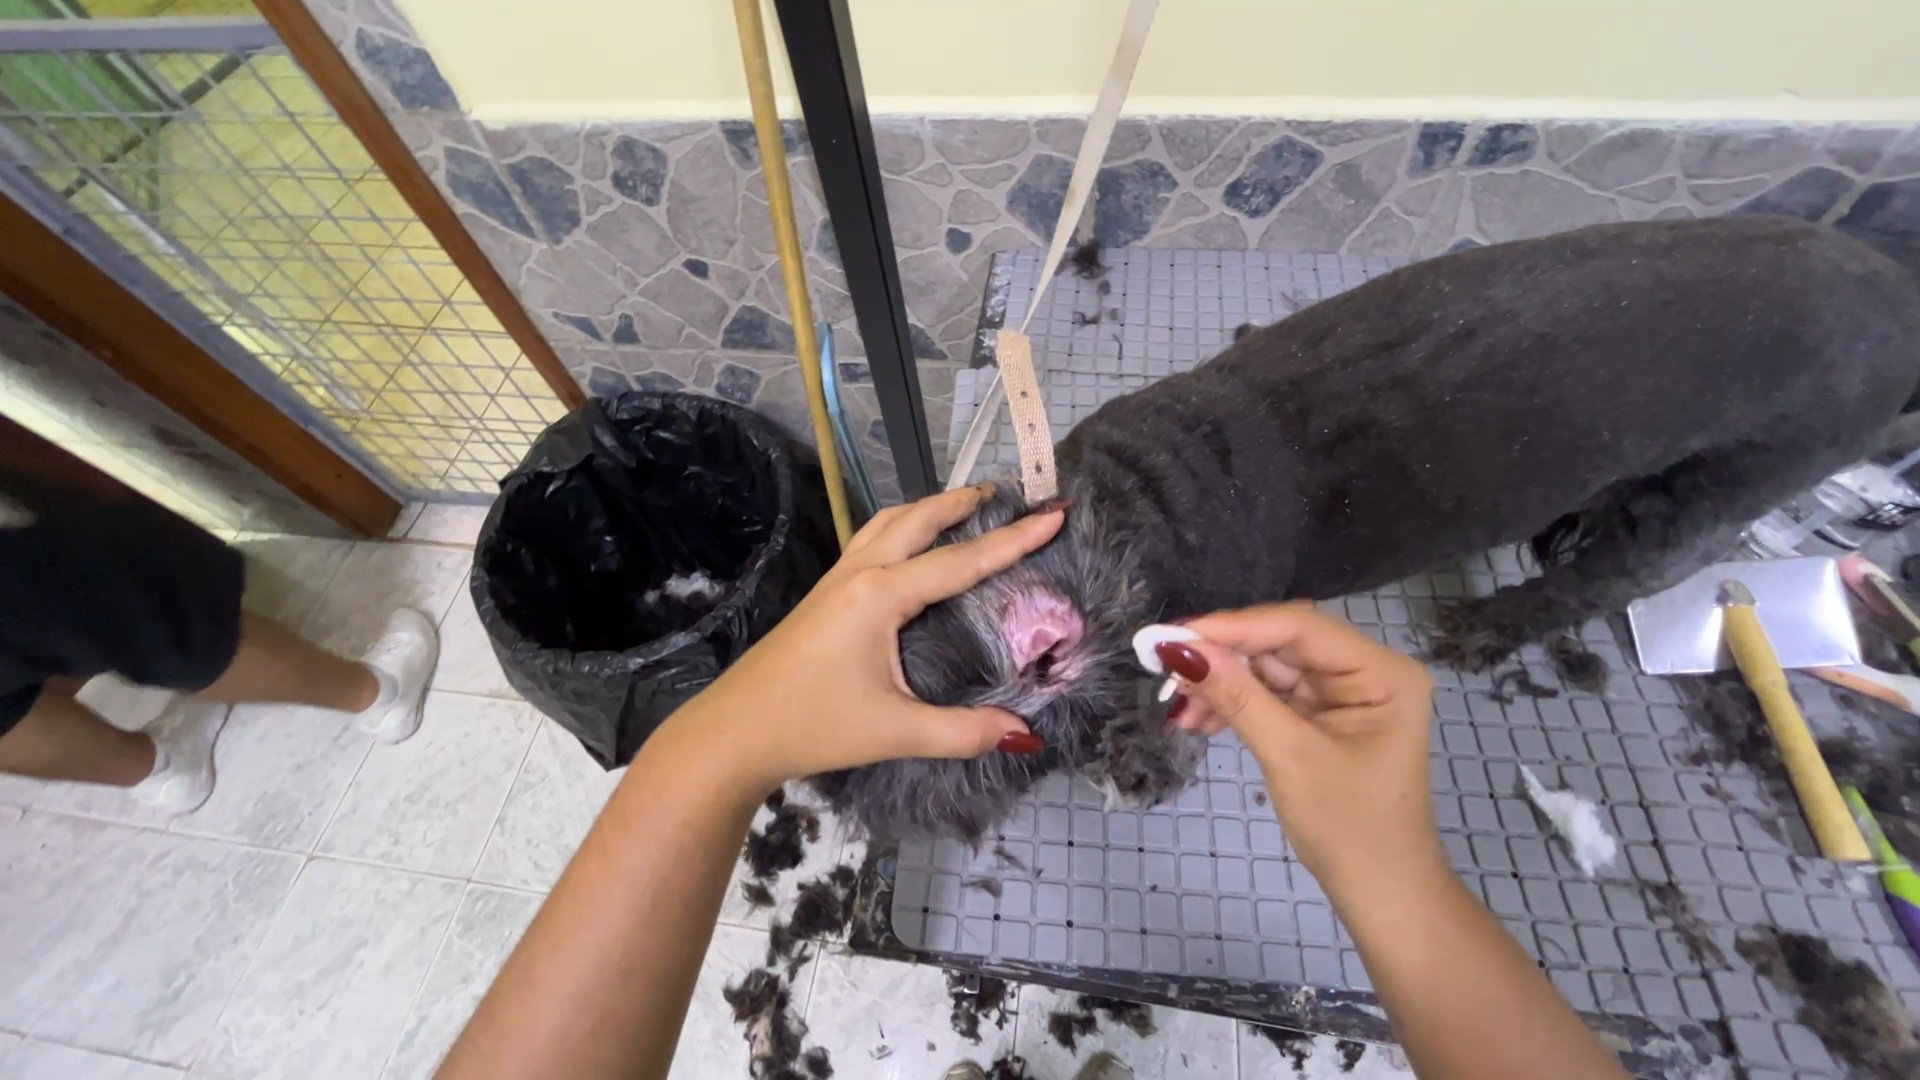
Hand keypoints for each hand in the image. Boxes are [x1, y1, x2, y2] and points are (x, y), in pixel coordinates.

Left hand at [676, 484, 1063, 793]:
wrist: (734, 730)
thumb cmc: (813, 725)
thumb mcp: (894, 731)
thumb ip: (961, 731)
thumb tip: (1024, 733)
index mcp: (880, 595)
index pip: (959, 561)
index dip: (1012, 541)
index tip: (1052, 515)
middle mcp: (859, 573)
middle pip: (918, 519)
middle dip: (964, 501)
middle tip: (1006, 494)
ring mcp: (837, 578)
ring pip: (888, 522)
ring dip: (929, 508)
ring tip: (963, 505)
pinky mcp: (824, 592)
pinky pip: (871, 539)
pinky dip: (903, 526)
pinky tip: (911, 546)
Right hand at [1156, 602, 1442, 891]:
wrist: (1380, 892)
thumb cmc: (1350, 828)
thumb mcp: (1290, 756)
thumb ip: (1237, 697)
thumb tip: (1179, 650)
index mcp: (1380, 671)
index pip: (1297, 627)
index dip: (1232, 627)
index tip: (1173, 637)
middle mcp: (1364, 669)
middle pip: (1278, 643)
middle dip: (1221, 658)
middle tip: (1165, 667)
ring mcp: (1340, 691)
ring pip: (1265, 667)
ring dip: (1220, 684)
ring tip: (1178, 706)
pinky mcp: (1319, 713)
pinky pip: (1266, 693)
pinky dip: (1231, 703)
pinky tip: (1198, 720)